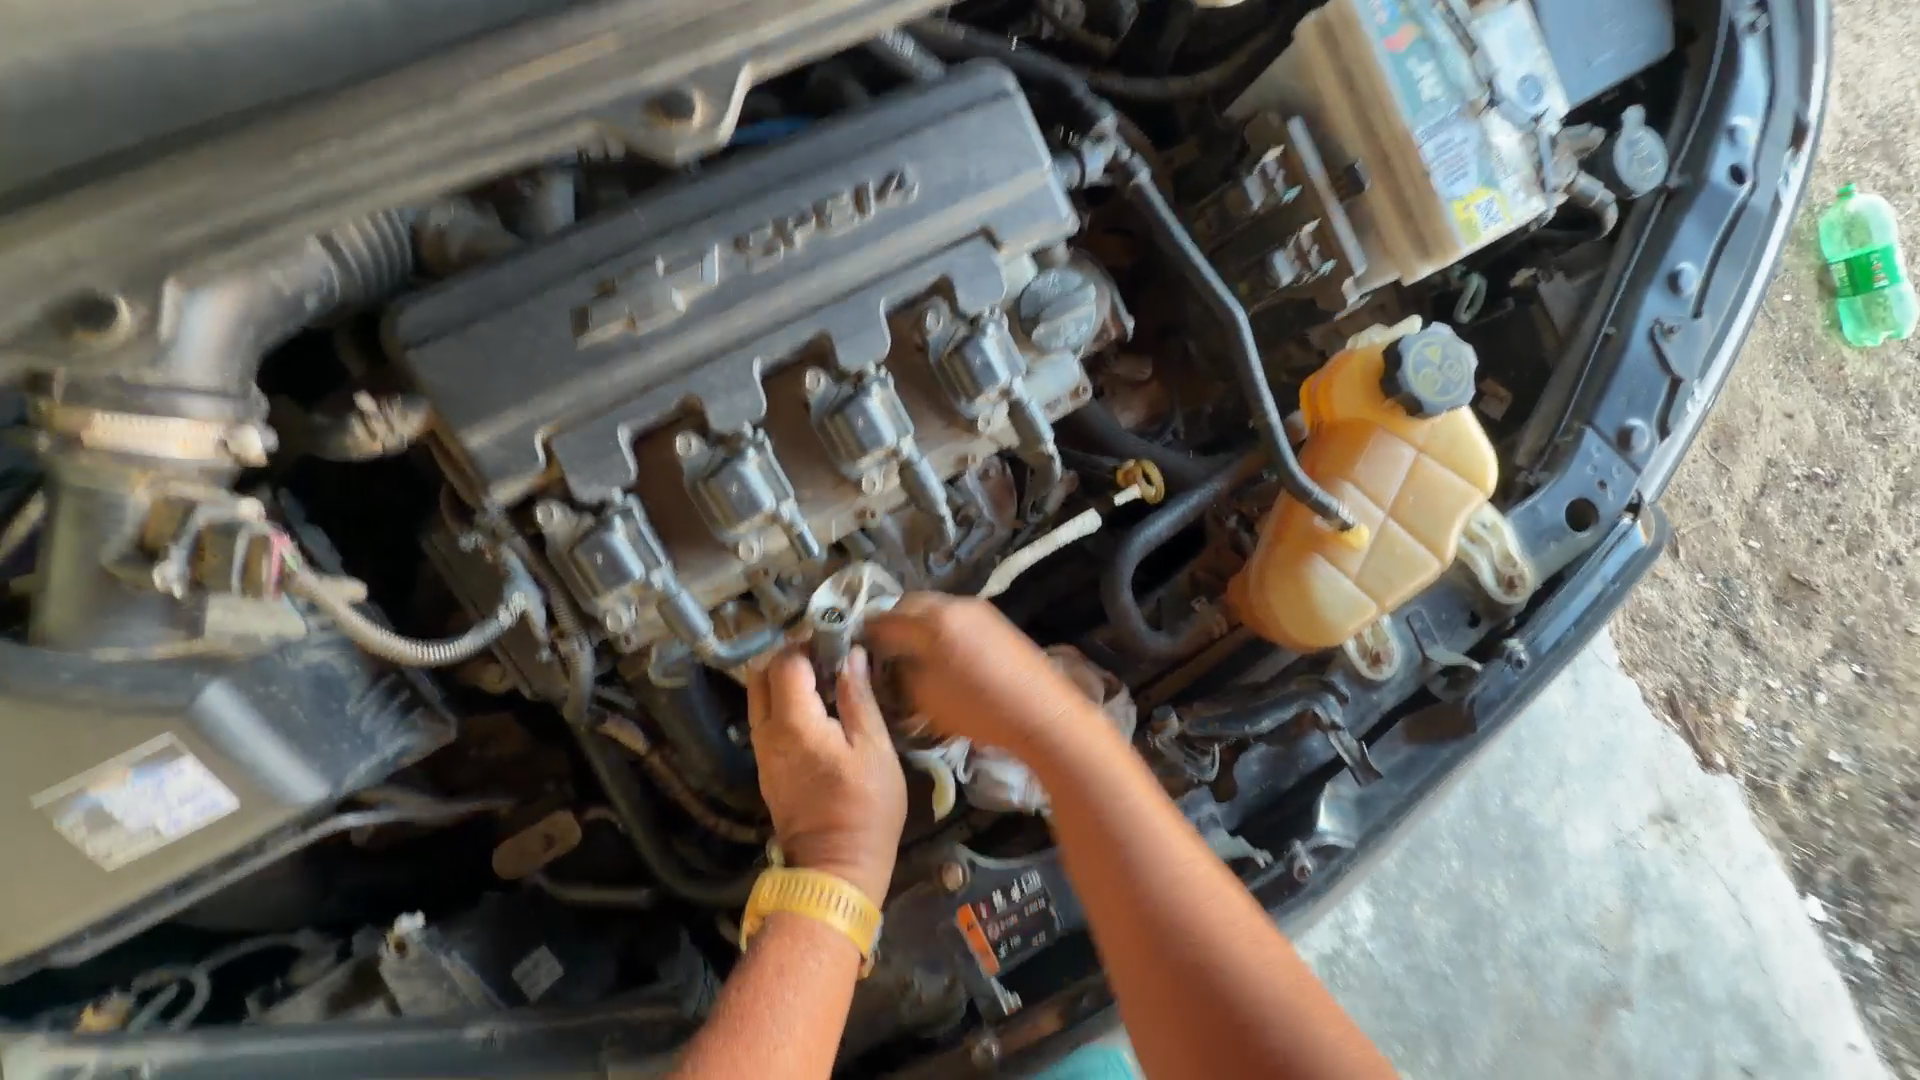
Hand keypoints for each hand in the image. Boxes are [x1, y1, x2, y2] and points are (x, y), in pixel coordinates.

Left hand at [746, 646, 906, 901]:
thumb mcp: (874, 748)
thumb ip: (858, 698)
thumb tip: (853, 656)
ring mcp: (762, 754)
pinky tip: (818, 713)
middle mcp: (767, 733)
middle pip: (760, 675)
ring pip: (759, 699)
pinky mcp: (767, 770)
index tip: (835, 642)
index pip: (785, 663)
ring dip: (785, 682)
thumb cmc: (865, 807)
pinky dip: (784, 705)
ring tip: (825, 684)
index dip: (808, 645)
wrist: (836, 869)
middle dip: (789, 658)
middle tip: (826, 660)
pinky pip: (766, 722)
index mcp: (793, 723)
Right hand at [866, 593, 1102, 756]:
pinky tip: (942, 652)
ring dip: (918, 623)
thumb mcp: (926, 698)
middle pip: (910, 604)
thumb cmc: (979, 710)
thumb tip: (890, 661)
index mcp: (932, 621)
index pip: (885, 618)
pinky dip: (940, 627)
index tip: (859, 647)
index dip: (868, 632)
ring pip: (934, 607)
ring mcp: (978, 609)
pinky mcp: (995, 620)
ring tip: (913, 651)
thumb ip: (901, 673)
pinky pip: (955, 615)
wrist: (1042, 712)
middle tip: (884, 648)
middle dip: (893, 622)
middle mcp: (953, 605)